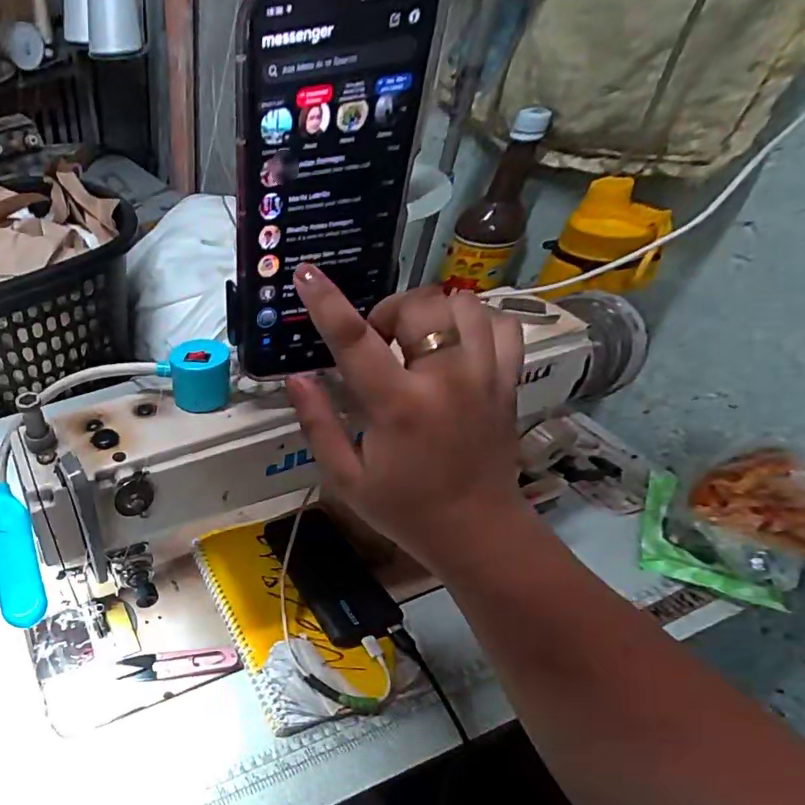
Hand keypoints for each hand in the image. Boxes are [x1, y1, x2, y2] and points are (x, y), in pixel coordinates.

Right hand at [283, 264, 531, 575]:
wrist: (476, 530)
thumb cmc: (404, 509)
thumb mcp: (346, 478)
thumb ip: (318, 424)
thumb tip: (296, 378)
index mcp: (398, 406)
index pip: (355, 340)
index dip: (327, 302)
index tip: (308, 273)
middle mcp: (445, 381)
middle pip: (419, 305)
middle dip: (389, 310)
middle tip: (378, 341)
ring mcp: (484, 377)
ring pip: (464, 304)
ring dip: (431, 311)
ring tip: (416, 339)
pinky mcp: (507, 382)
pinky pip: (502, 324)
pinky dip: (477, 320)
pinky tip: (458, 342)